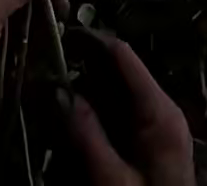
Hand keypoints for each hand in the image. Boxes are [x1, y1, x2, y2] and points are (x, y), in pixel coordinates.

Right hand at [64, 33, 194, 185]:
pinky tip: (71, 116)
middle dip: (81, 66)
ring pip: (115, 93)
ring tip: (51, 87)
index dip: (90, 40)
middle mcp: (161, 109)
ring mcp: (156, 126)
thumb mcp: (112, 182)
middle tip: (46, 65)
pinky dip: (94, 111)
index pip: (122, 55)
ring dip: (85, 89)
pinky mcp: (149, 144)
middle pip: (118, 72)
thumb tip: (58, 90)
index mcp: (159, 109)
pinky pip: (118, 115)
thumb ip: (86, 133)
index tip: (57, 35)